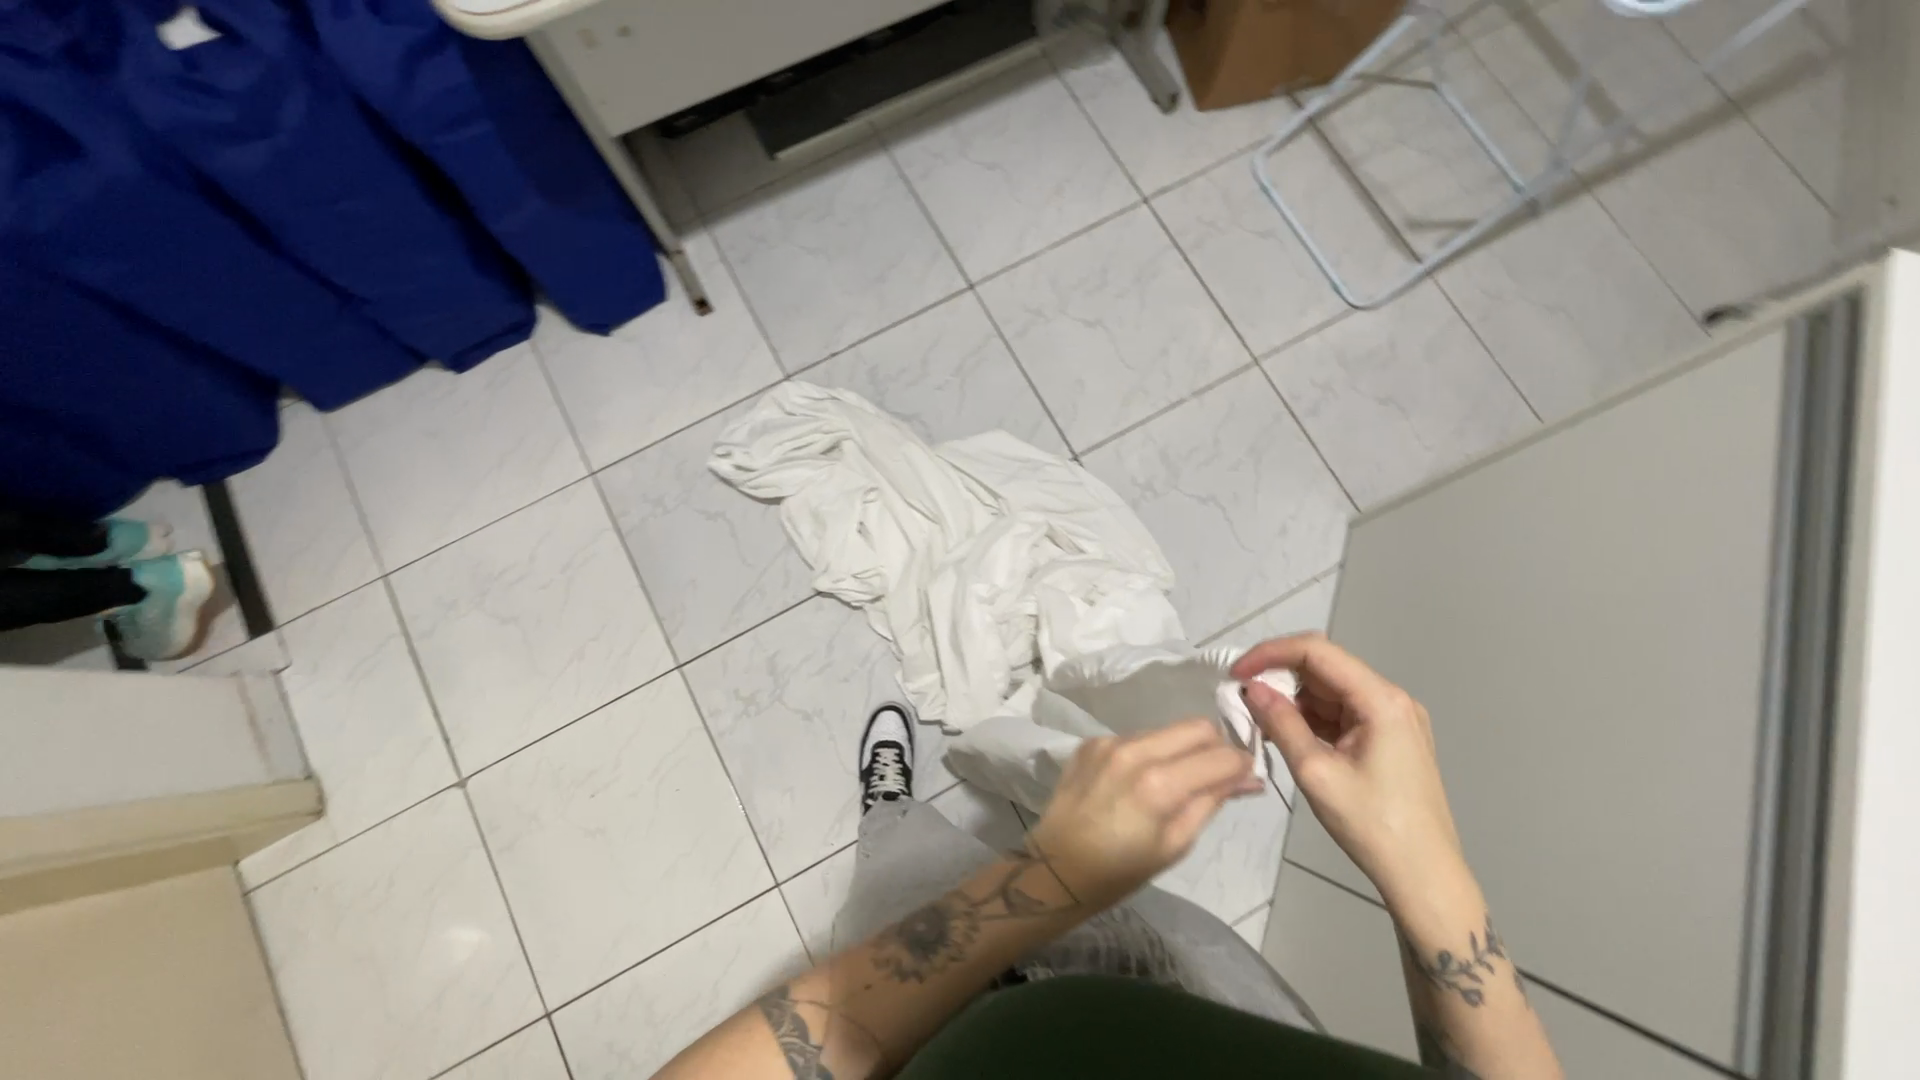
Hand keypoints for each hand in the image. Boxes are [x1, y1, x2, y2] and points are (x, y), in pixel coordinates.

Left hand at [1026, 718, 1258, 909]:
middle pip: (1196, 726)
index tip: (1245, 777)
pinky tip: (1139, 781)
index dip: (1241, 764)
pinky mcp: (1091, 742)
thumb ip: (1212, 802)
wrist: (1056, 867)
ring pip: (1165, 730)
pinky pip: (1136, 737)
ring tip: (1174, 783)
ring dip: (1180, 749)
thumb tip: (1250, 777)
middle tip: (1215, 775)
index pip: (1221, 754)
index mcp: (1159, 784)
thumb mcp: (1176, 844)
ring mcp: (1109, 742)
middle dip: (1215, 746)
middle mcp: (1134, 751)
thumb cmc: (1121, 869)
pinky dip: (1149, 753)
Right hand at [1232, 634, 1469, 909]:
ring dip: (1292, 699)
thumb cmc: (1371, 824)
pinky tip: (1284, 734)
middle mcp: (1391, 699)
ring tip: (1257, 720)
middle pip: (1325, 668)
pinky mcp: (1388, 738)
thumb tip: (1251, 689)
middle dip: (1279, 676)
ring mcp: (1393, 719)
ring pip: (1330, 691)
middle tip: (1242, 698)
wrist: (1423, 875)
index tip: (1236, 673)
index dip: (1271, 653)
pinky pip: (1340, 713)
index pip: (1317, 651)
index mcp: (1381, 700)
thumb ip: (1281, 723)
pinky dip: (1309, 717)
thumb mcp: (1316, 772)